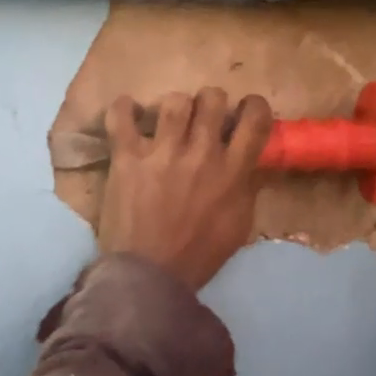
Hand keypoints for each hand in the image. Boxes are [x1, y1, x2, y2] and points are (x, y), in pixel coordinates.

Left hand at [96, 87, 272, 292]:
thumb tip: (250, 165)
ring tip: (167, 120)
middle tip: (202, 117)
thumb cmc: (197, 256)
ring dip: (174, 106)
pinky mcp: (127, 158)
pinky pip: (121, 117)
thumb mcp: (238, 227)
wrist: (149, 275)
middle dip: (210, 102)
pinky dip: (123, 109)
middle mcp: (200, 155)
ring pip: (174, 102)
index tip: (244, 111)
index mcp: (233, 173)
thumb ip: (246, 190)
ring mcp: (162, 154)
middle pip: (212, 99)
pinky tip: (128, 111)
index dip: (253, 106)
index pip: (255, 120)